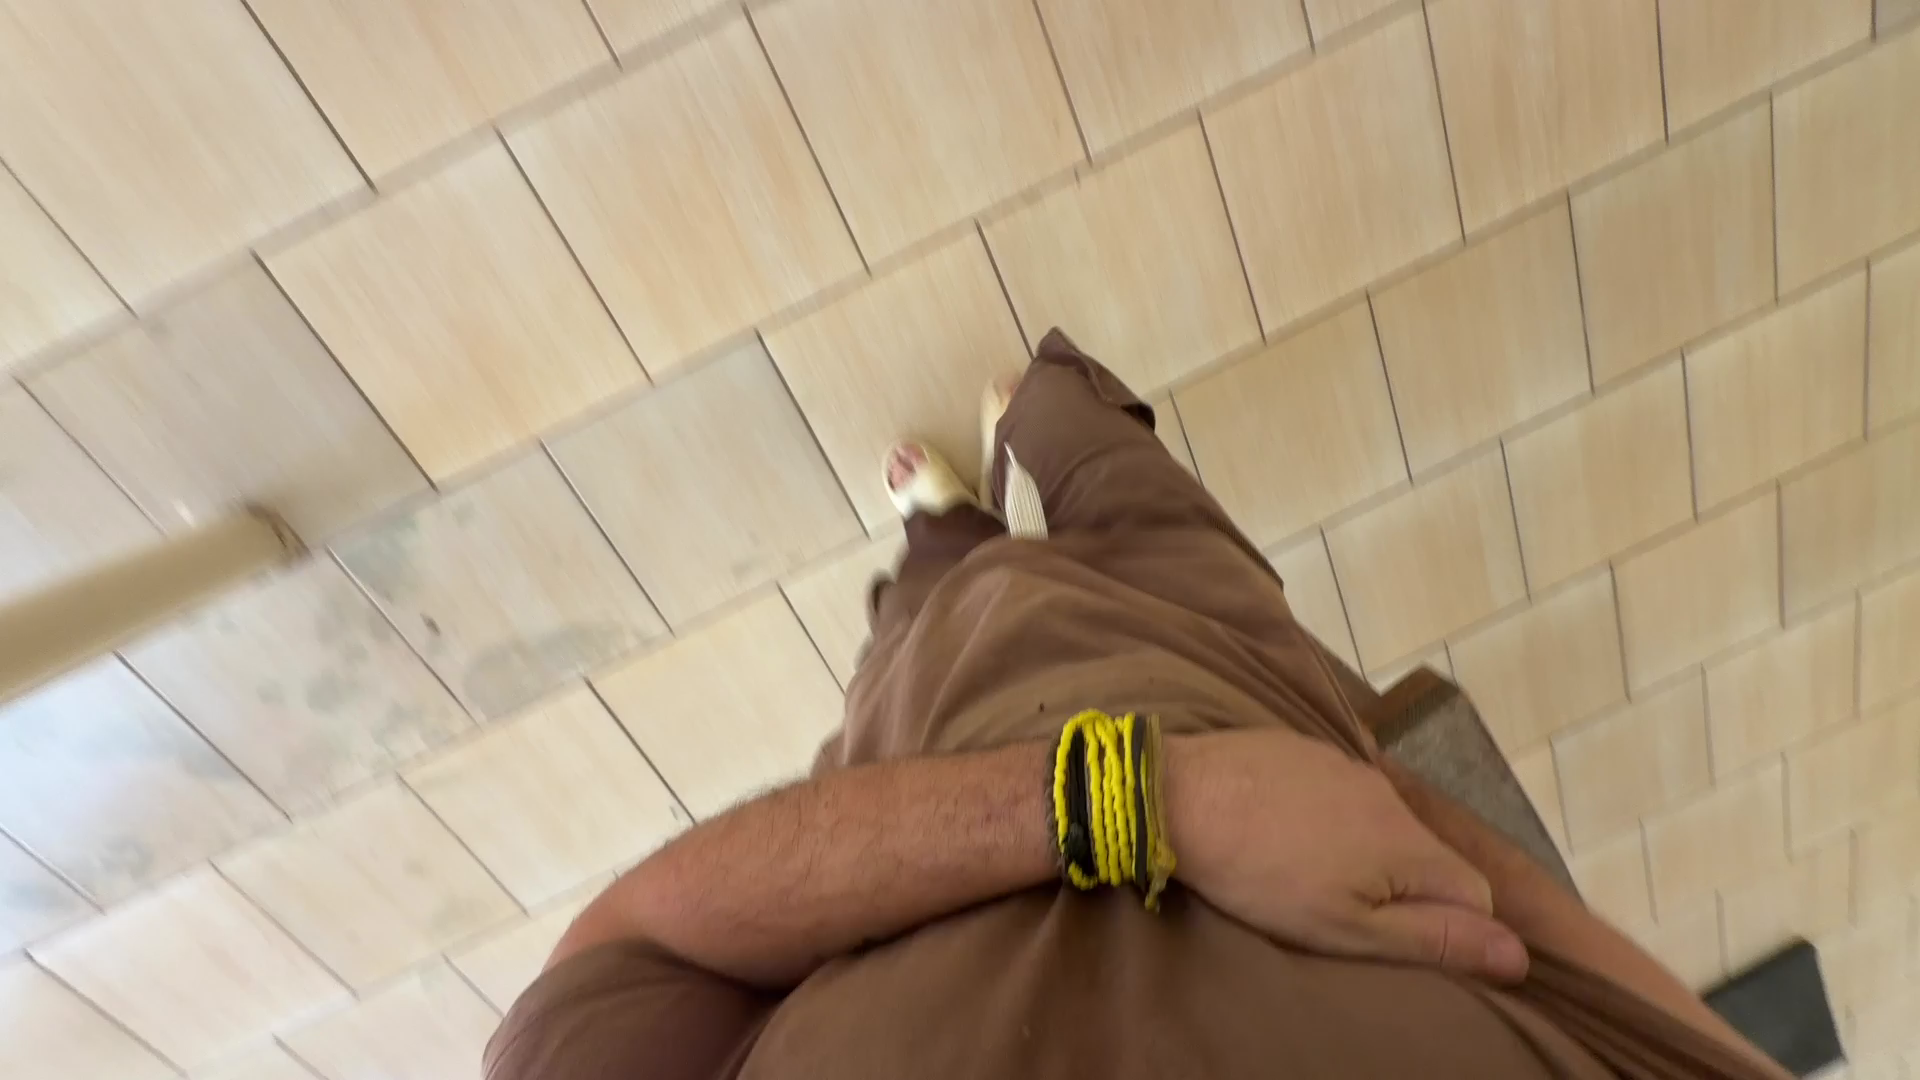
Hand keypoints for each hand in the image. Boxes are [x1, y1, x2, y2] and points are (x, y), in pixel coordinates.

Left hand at [1165, 729, 1529, 982]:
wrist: (1175, 795)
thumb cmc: (1258, 874)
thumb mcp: (1345, 928)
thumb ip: (1434, 939)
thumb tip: (1520, 954)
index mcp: (1406, 839)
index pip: (1471, 893)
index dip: (1439, 925)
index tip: (1381, 932)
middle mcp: (1382, 790)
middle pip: (1422, 852)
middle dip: (1395, 884)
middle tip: (1328, 899)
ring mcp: (1335, 759)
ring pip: (1375, 817)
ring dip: (1355, 845)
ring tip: (1295, 862)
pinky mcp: (1295, 743)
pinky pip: (1331, 786)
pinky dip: (1318, 810)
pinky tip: (1276, 823)